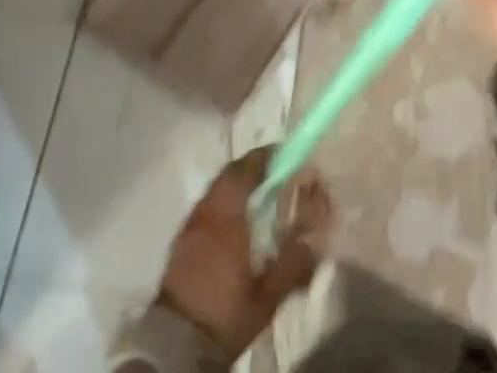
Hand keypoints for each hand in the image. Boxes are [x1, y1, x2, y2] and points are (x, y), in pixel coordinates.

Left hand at [156, 147, 333, 359]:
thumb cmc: (226, 315)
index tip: (284, 153)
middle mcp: (204, 214)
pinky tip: (237, 220)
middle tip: (277, 172)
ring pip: (214, 190)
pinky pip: (206, 206)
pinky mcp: (181, 241)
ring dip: (236, 184)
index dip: (263, 157)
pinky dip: (223, 201)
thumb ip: (295, 262)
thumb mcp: (269, 295)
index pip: (242, 172)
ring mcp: (189, 227)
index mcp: (226, 220)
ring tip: (260, 194)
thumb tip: (318, 237)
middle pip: (227, 176)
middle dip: (252, 168)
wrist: (178, 343)